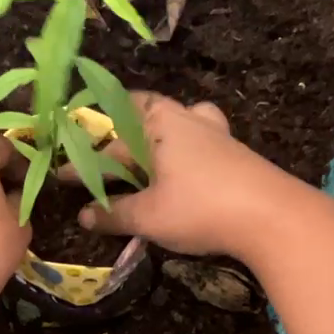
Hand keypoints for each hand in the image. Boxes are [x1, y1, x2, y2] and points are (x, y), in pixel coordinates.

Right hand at [77, 93, 319, 260]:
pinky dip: (176, 148)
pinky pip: (194, 140)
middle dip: (114, 134)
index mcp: (158, 124)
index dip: (81, 160)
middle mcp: (184, 118)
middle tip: (94, 153)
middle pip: (140, 117)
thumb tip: (84, 216)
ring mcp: (212, 132)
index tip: (60, 172)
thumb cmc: (200, 207)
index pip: (107, 140)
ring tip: (136, 149)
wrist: (272, 217)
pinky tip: (176, 165)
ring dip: (150, 134)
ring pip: (172, 122)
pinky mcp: (231, 152)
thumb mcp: (148, 216)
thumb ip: (113, 214)